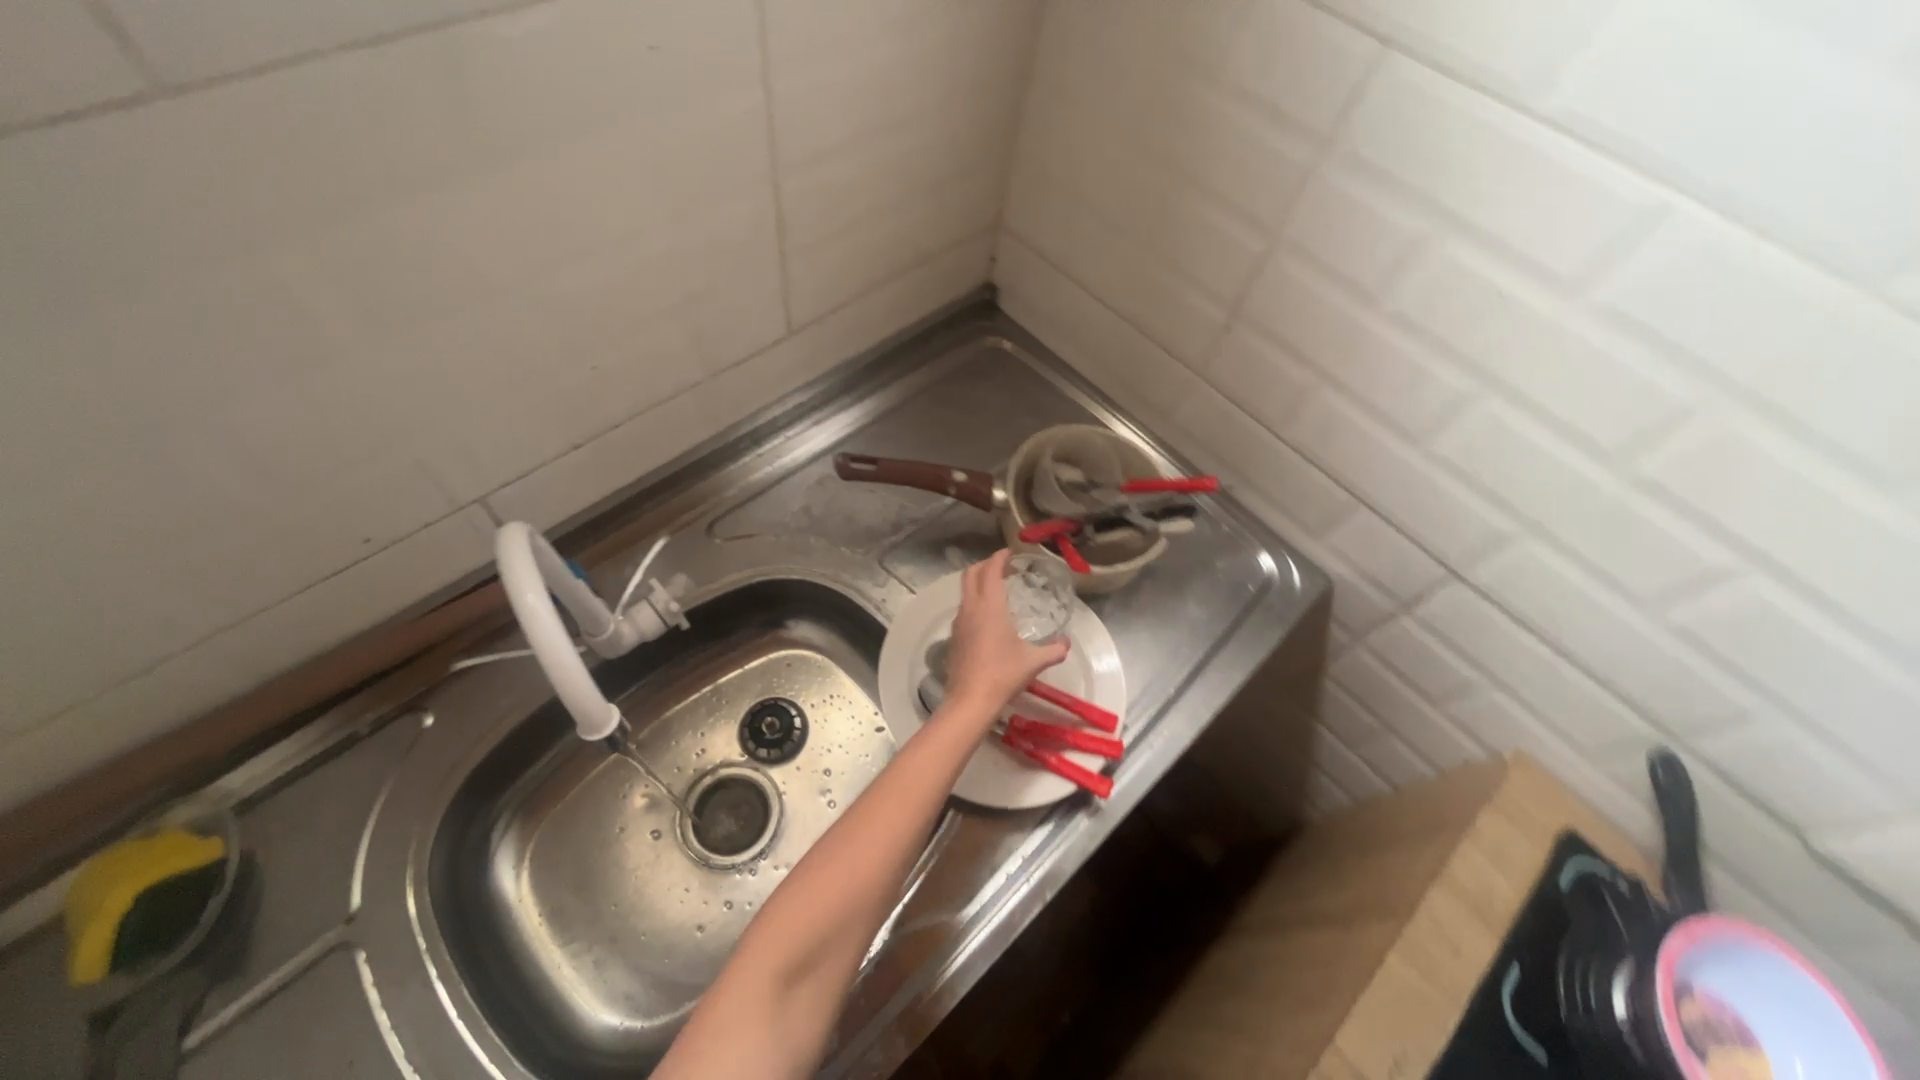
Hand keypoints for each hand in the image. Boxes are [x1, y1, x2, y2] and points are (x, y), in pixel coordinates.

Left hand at [941, 550, 1069, 719]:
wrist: (970, 700)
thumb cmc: (1003, 674)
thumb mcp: (1034, 661)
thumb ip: (1054, 650)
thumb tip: (1066, 643)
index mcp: (990, 606)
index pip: (991, 570)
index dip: (999, 557)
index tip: (1010, 553)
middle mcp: (971, 608)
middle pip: (971, 574)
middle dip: (985, 565)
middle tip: (1001, 566)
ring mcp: (958, 622)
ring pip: (964, 592)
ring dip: (977, 584)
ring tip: (995, 590)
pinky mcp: (954, 637)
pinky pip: (962, 610)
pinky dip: (973, 603)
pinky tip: (986, 618)